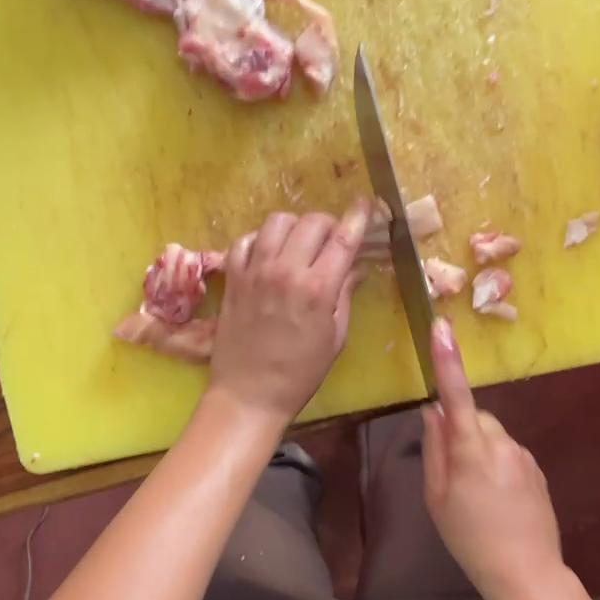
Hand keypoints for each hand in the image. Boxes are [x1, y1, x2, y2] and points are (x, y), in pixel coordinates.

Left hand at [209, 201, 370, 422]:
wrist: (249, 394)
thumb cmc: (300, 373)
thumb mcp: (334, 337)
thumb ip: (345, 295)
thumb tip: (357, 268)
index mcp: (317, 289)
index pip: (342, 239)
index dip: (357, 217)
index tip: (365, 205)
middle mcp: (285, 271)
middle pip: (312, 222)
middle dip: (328, 224)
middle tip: (332, 239)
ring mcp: (255, 271)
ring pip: (278, 222)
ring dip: (295, 226)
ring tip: (300, 243)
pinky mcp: (233, 277)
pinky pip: (246, 240)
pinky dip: (261, 240)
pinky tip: (269, 254)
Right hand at [421, 318, 566, 599]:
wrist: (526, 573)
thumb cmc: (470, 540)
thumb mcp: (437, 498)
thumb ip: (433, 450)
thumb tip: (433, 410)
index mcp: (470, 452)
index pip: (456, 396)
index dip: (447, 360)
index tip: (441, 327)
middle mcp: (501, 443)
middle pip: (475, 417)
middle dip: (461, 432)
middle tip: (452, 476)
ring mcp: (523, 455)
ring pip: (491, 435)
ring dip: (479, 451)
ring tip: (477, 496)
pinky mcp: (537, 468)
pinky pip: (508, 452)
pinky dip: (496, 464)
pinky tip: (496, 500)